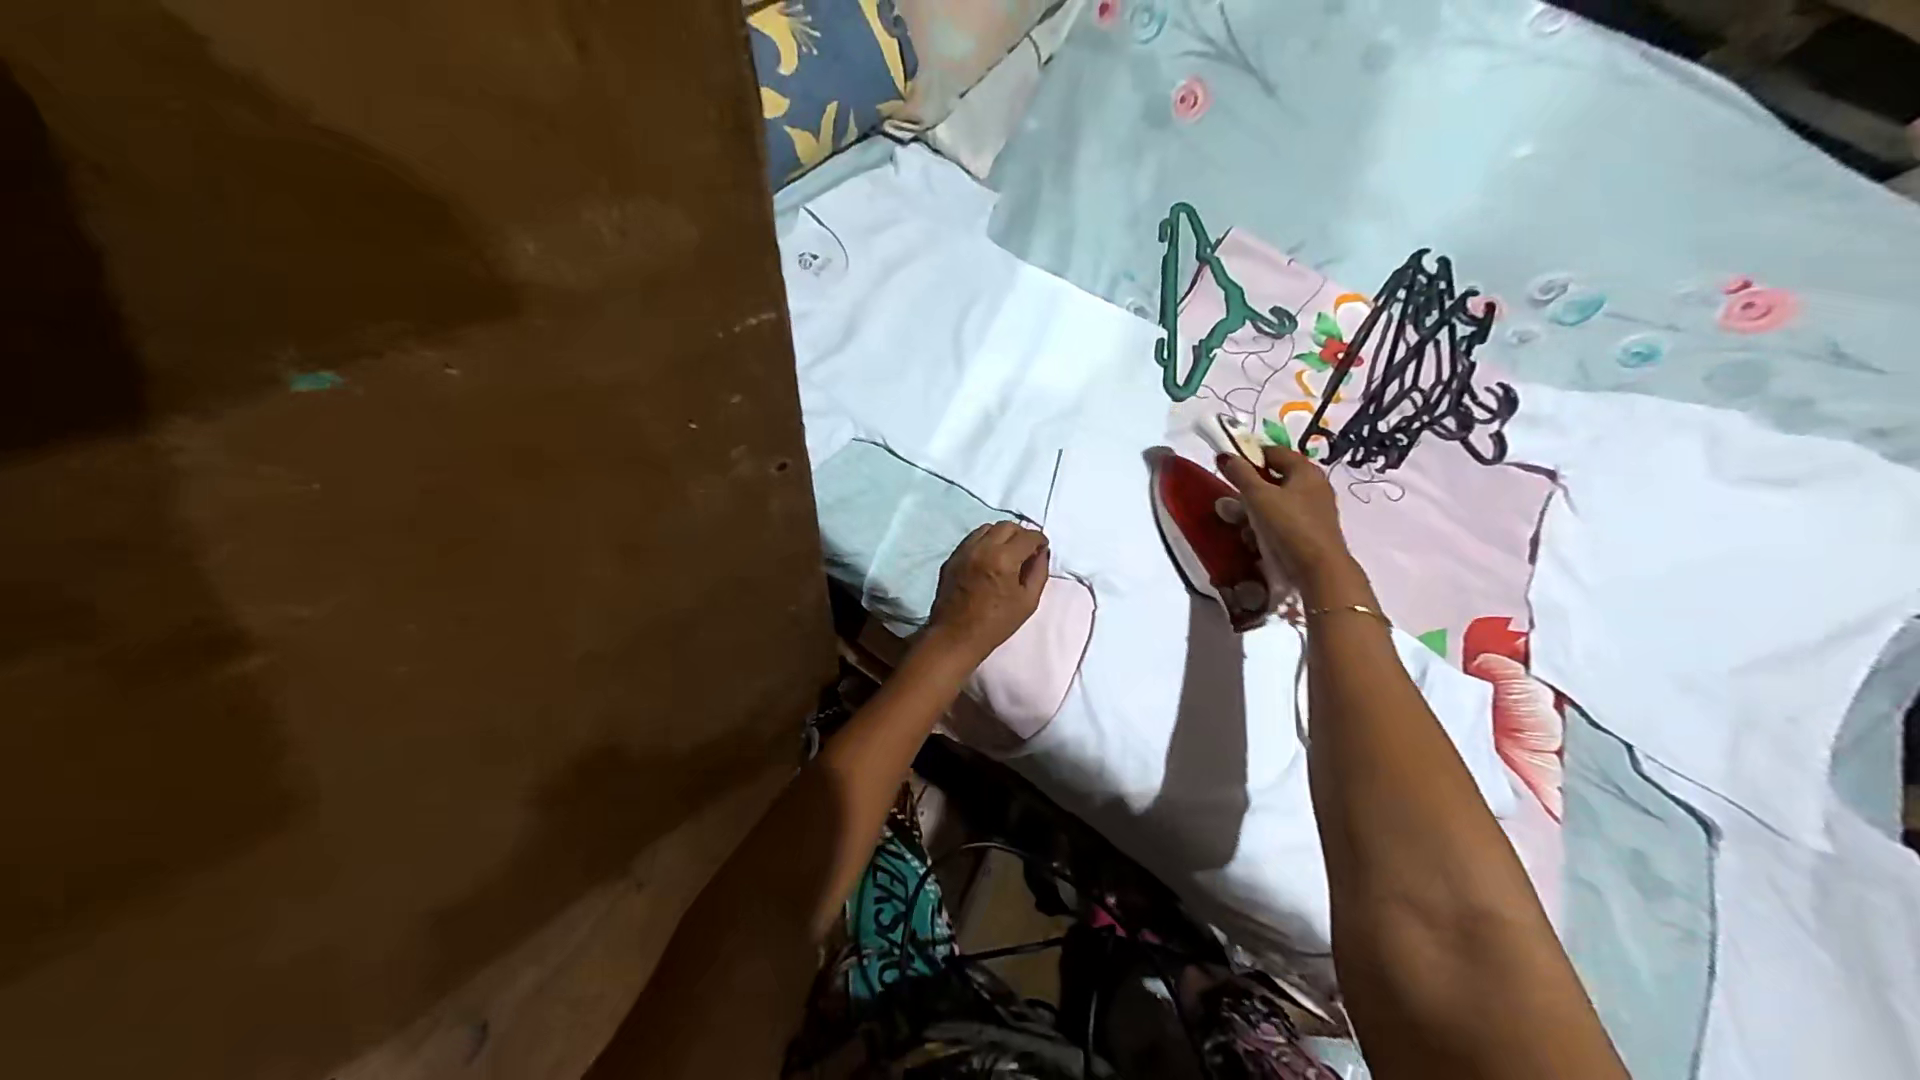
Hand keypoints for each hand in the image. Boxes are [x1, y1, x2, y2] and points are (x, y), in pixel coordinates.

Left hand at [924, 521, 1049, 663]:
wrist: (956, 636)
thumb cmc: (995, 623)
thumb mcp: (1028, 601)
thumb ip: (1038, 572)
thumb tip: (1041, 553)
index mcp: (1003, 559)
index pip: (1027, 536)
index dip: (1039, 540)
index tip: (1042, 549)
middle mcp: (982, 548)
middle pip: (1007, 526)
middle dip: (1021, 535)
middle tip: (1026, 551)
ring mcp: (963, 551)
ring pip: (987, 528)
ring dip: (1002, 535)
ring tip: (1007, 553)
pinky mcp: (951, 557)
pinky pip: (972, 539)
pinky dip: (985, 542)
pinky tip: (989, 558)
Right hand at [1215, 445, 1362, 602]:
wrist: (1318, 570)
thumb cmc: (1288, 526)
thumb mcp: (1258, 497)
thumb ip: (1240, 474)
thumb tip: (1225, 454)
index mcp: (1305, 470)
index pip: (1274, 452)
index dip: (1250, 456)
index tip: (1228, 469)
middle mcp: (1314, 486)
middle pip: (1274, 479)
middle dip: (1249, 491)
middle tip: (1232, 503)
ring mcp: (1314, 510)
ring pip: (1276, 502)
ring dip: (1254, 512)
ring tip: (1241, 527)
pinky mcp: (1311, 531)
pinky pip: (1283, 521)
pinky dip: (1267, 526)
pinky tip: (1256, 540)